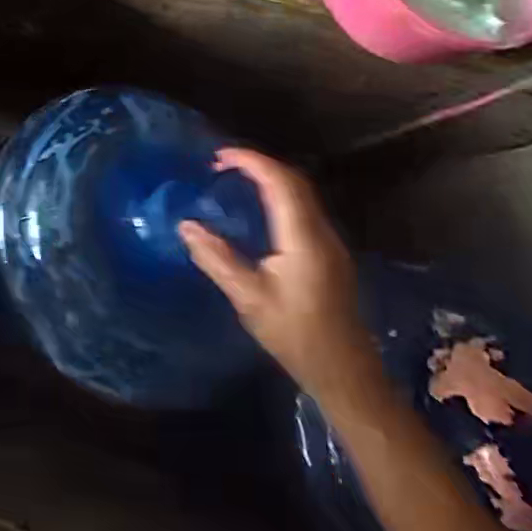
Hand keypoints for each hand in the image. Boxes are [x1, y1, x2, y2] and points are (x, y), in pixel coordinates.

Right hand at [179, 147, 374, 396]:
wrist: (346, 373)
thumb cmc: (296, 336)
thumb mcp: (249, 299)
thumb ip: (217, 258)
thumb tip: (186, 225)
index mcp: (304, 238)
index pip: (280, 182)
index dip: (251, 161)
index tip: (218, 156)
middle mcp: (322, 232)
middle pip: (295, 182)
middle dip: (259, 164)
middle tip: (221, 164)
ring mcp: (330, 243)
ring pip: (301, 194)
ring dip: (270, 179)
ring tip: (235, 179)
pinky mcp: (329, 254)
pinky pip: (303, 209)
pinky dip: (278, 196)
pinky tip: (257, 210)